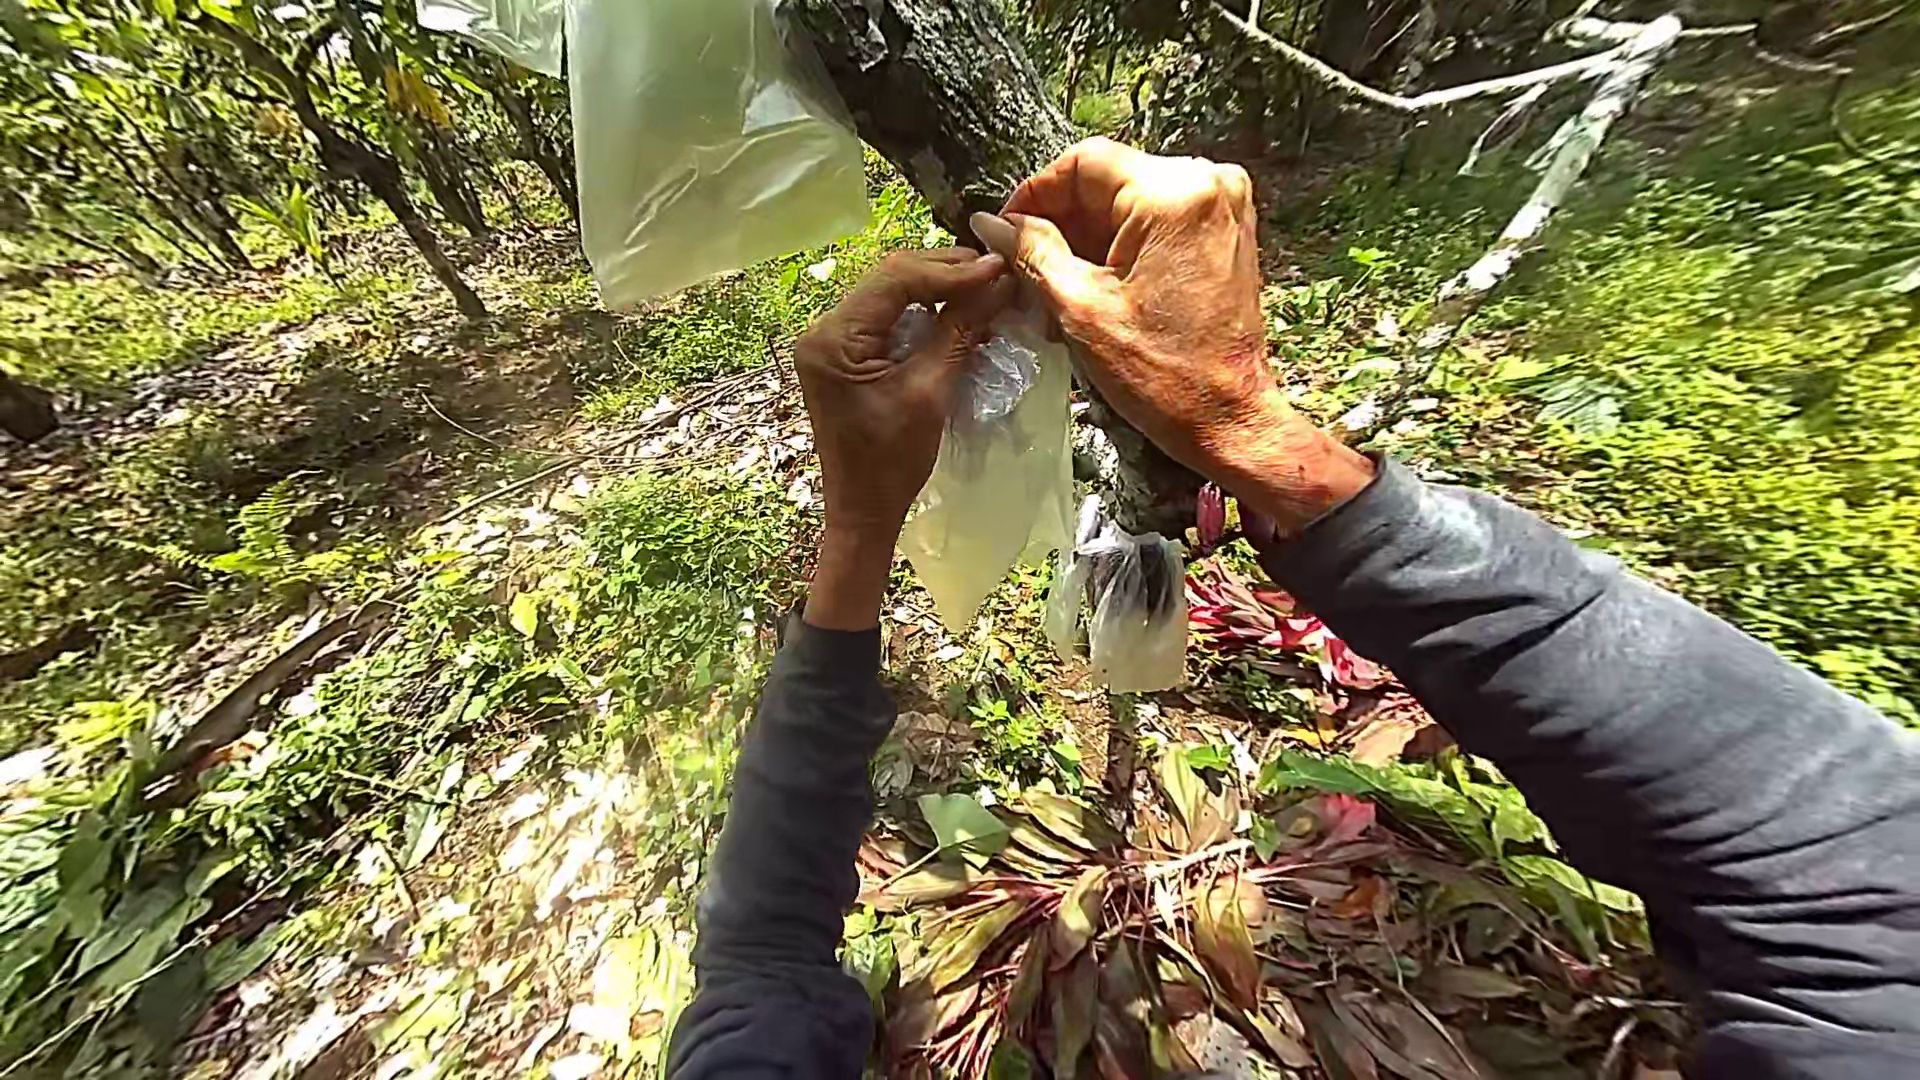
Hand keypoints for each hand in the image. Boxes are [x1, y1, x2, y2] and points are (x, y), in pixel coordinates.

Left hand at [795, 249, 1013, 628]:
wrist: (864, 509)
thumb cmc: (892, 464)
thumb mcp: (929, 393)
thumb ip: (958, 332)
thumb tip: (998, 285)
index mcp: (833, 339)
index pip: (895, 280)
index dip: (950, 270)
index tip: (998, 268)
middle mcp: (824, 331)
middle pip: (891, 281)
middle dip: (945, 275)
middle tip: (996, 274)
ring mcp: (832, 344)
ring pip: (891, 297)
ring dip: (938, 292)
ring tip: (984, 290)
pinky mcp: (845, 358)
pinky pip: (888, 322)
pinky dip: (924, 317)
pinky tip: (958, 314)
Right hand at [1000, 138, 1373, 528]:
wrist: (1226, 418)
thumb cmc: (1158, 375)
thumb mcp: (1080, 310)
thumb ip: (1033, 254)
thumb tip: (991, 223)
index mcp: (1172, 193)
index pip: (1082, 163)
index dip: (1033, 195)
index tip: (1004, 233)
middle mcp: (1206, 182)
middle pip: (1106, 183)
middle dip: (1058, 227)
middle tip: (1024, 274)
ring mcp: (1221, 207)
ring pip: (1127, 207)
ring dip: (1083, 244)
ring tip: (1053, 295)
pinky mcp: (1222, 234)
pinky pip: (1154, 226)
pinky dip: (1117, 253)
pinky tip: (1091, 292)